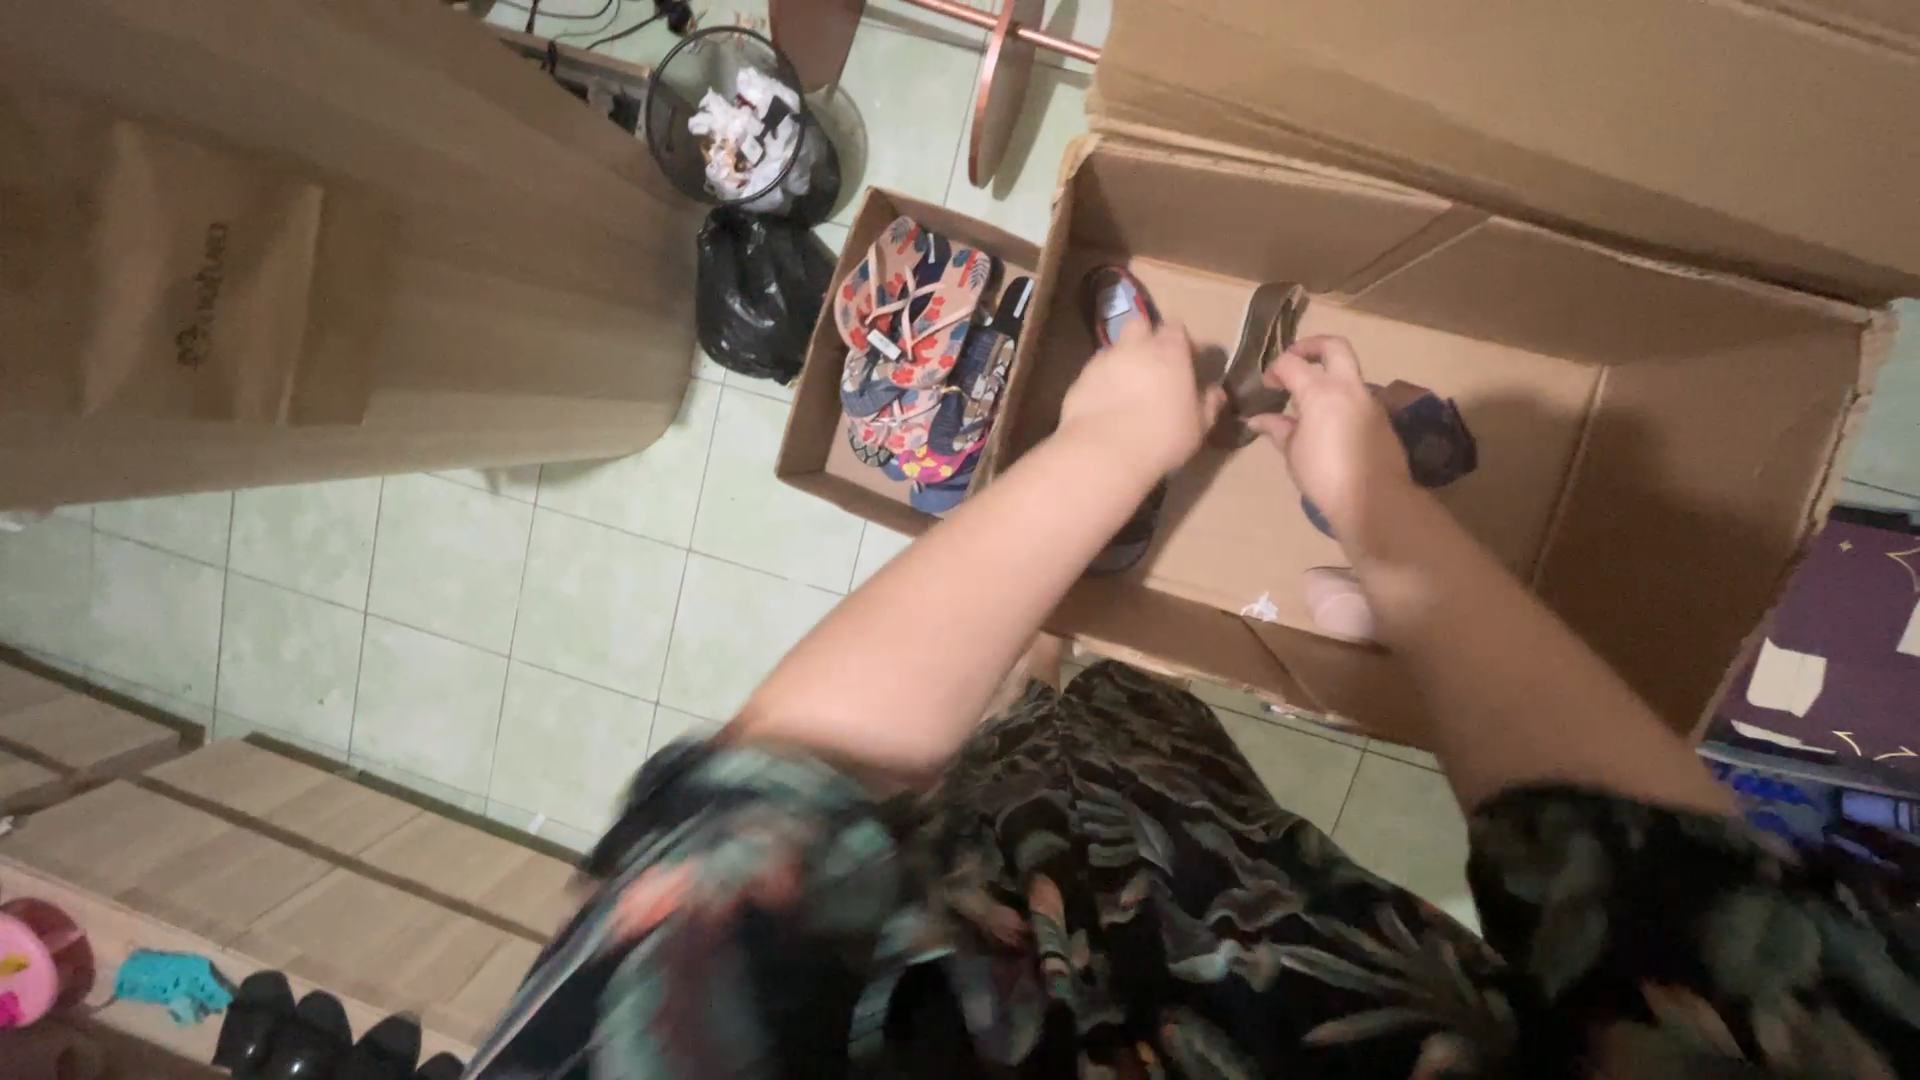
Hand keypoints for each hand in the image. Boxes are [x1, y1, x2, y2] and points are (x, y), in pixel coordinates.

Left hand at [1058, 320, 1226, 478]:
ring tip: (1124, 388)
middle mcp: (1134, 347)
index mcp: (1168, 351)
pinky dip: (1100, 382)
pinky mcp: (1078, 380)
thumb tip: (1215, 392)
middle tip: (1151, 365)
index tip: (1185, 358)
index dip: (1180, 340)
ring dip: (1121, 360)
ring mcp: (1102, 361)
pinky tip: (1103, 404)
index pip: (1176, 327)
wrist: (1103, 453)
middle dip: (1145, 337)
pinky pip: (1093, 373)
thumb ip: (1207, 405)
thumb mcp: (1197, 427)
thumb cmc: (1161, 438)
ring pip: (1113, 348)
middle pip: (1139, 325)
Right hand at [1246, 335, 1414, 541]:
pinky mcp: (1381, 418)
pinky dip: (1338, 399)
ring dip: (1326, 376)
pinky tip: (1326, 425)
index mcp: (1321, 392)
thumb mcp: (1292, 452)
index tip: (1267, 384)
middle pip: (1334, 346)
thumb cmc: (1323, 475)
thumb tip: (1258, 420)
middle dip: (1311, 346)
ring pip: (1348, 373)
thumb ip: (1277, 429)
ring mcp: (1369, 401)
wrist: (1374, 499)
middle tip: (1294, 360)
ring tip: (1306, 402)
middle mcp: (1349, 388)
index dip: (1275, 369)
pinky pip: (1356, 397)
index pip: (1292, 363)